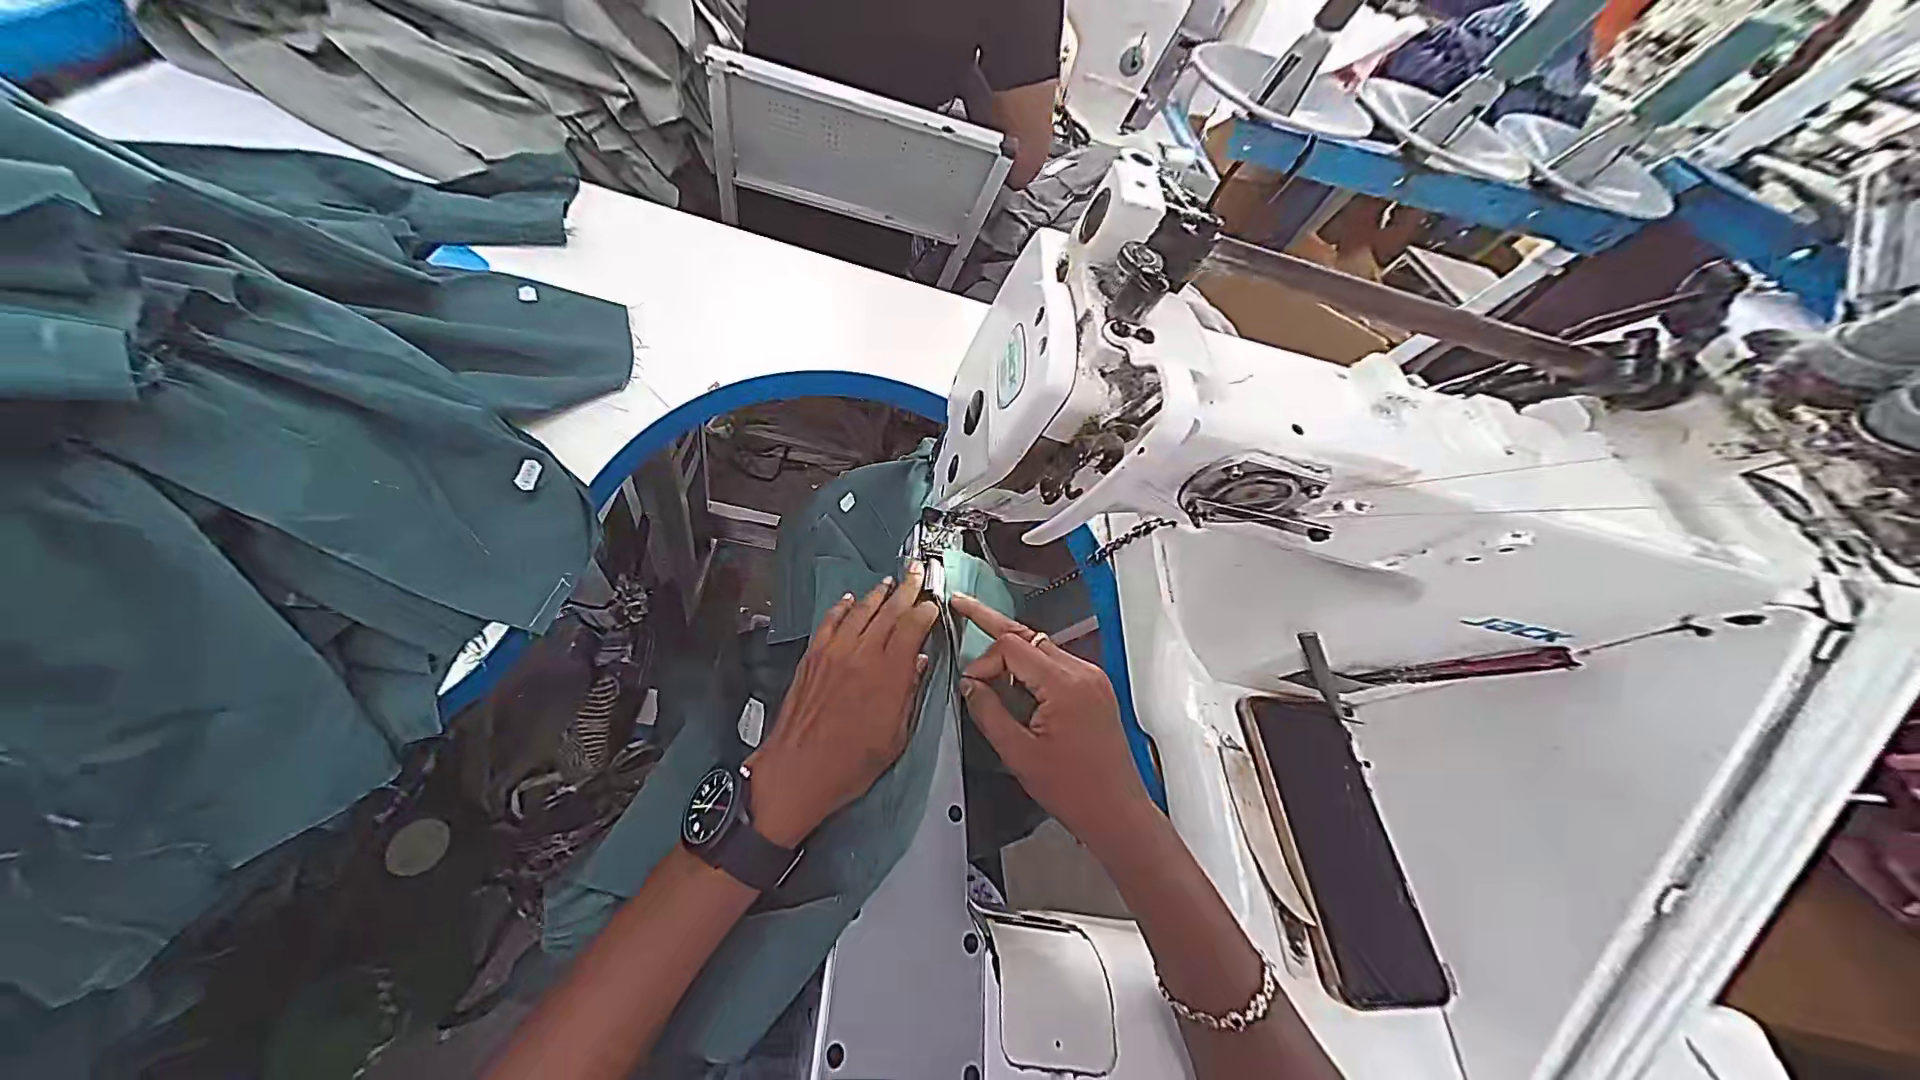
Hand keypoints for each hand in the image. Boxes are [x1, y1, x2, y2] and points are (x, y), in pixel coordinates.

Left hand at [746, 562, 940, 847]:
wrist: (799, 769)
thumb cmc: (852, 762)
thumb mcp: (896, 734)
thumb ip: (909, 692)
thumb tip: (919, 662)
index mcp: (889, 673)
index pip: (913, 627)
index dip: (926, 611)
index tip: (933, 604)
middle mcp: (862, 654)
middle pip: (889, 611)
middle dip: (907, 589)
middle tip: (916, 572)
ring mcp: (834, 652)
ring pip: (860, 611)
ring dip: (877, 594)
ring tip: (890, 582)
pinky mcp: (813, 657)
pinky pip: (830, 622)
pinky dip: (842, 607)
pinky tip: (850, 600)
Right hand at [950, 593, 1159, 860]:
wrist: (1117, 812)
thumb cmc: (1076, 790)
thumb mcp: (1018, 752)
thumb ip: (988, 711)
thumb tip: (970, 685)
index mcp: (1065, 685)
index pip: (1013, 646)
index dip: (983, 660)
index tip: (969, 684)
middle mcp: (1083, 673)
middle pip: (1028, 636)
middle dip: (993, 628)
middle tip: (963, 607)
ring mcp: (1092, 679)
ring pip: (1041, 648)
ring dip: (1011, 655)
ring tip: (986, 669)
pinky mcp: (1094, 689)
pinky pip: (1055, 664)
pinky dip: (1030, 669)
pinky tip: (1014, 687)